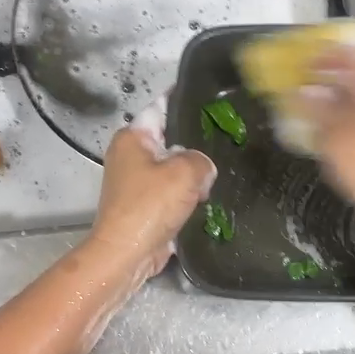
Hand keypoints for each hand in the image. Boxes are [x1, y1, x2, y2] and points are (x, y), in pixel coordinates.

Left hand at [84, 109, 216, 277]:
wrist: (127, 253)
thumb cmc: (150, 206)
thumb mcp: (185, 171)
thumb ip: (202, 159)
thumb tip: (203, 169)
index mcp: (132, 137)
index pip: (162, 107)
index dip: (186, 102)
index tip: (214, 99)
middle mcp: (130, 155)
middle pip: (171, 140)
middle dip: (196, 145)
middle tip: (227, 141)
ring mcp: (135, 182)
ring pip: (174, 169)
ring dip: (193, 176)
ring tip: (218, 176)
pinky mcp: (144, 206)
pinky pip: (171, 193)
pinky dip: (186, 197)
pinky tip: (206, 200)